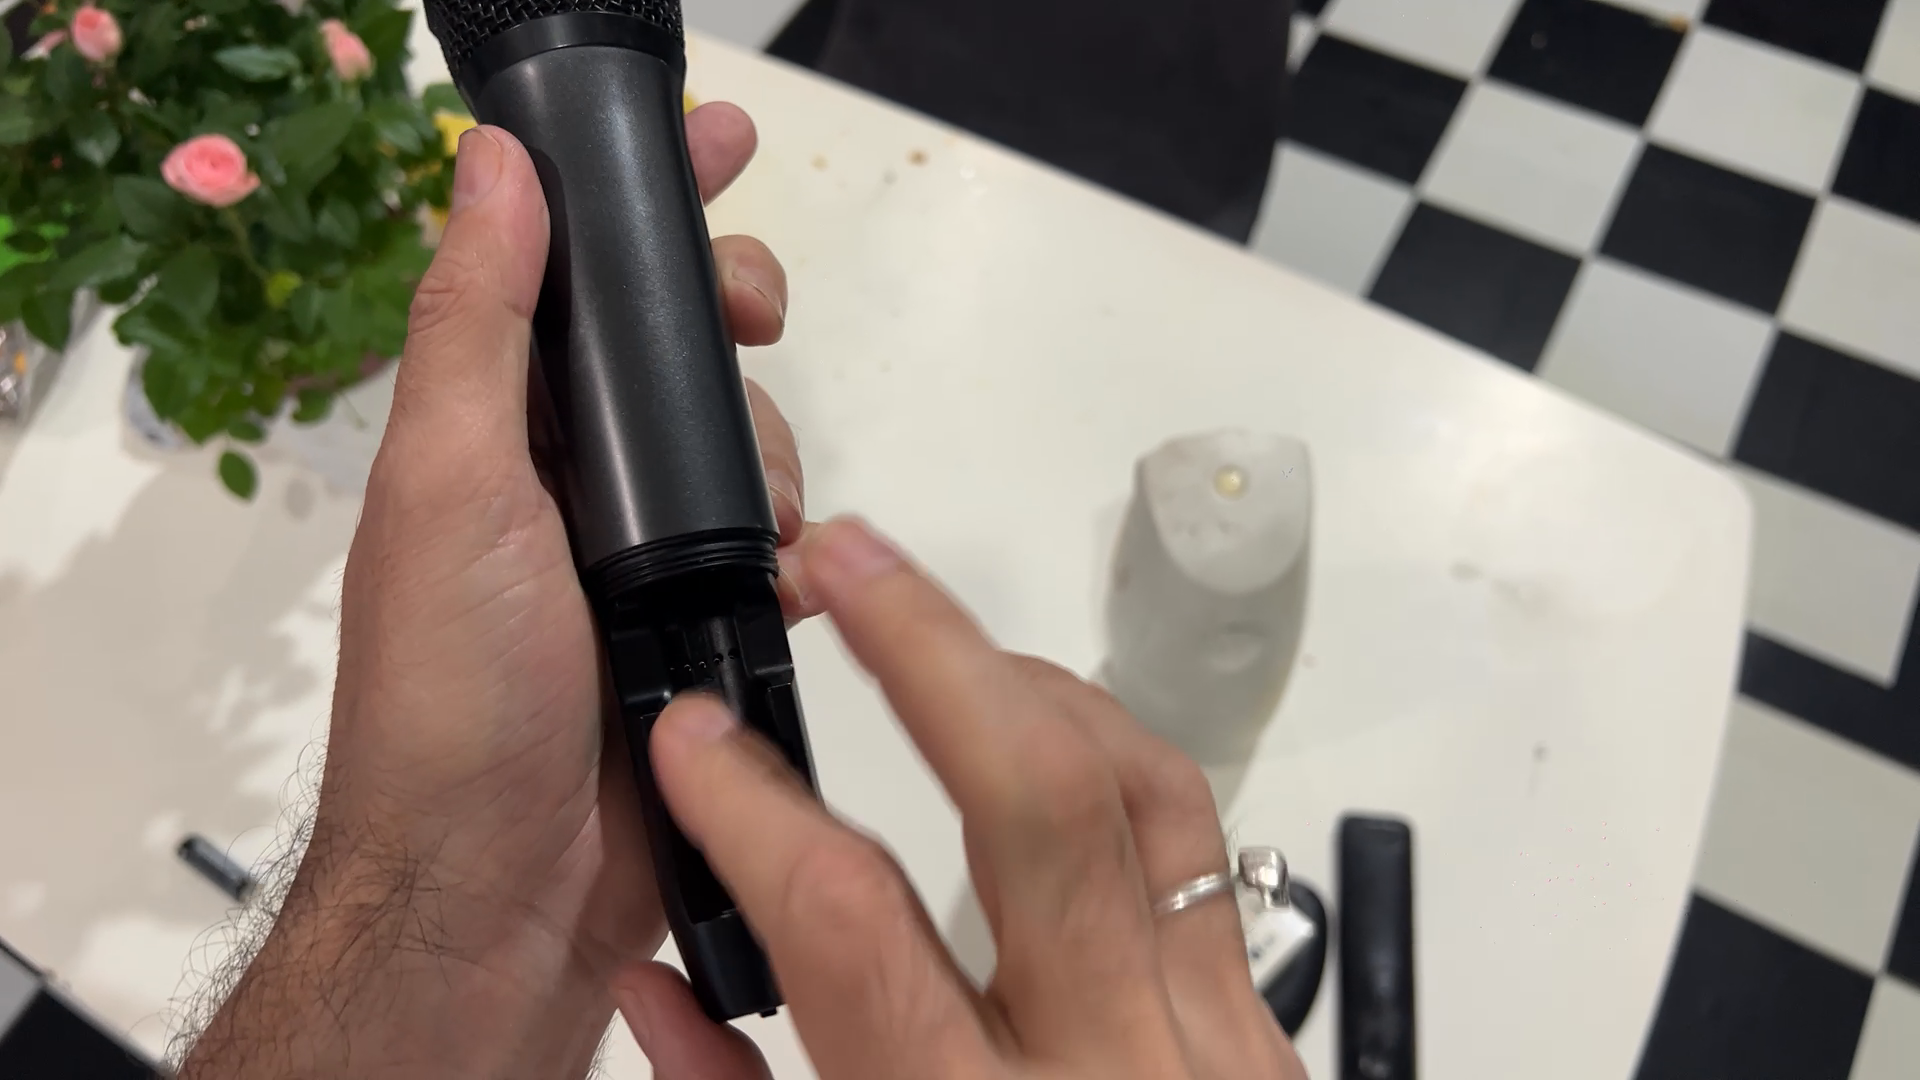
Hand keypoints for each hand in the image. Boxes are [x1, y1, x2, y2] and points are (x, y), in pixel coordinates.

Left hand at [180, 106, 814, 1077]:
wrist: (518, 875)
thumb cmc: (468, 685)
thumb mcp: (454, 490)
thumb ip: (479, 334)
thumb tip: (493, 167)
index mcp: (516, 430)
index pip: (585, 282)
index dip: (651, 207)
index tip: (724, 147)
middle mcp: (586, 479)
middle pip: (683, 359)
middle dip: (732, 324)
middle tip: (762, 324)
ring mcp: (653, 547)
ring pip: (745, 453)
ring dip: (775, 457)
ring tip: (766, 522)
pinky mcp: (706, 611)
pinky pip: (778, 548)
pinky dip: (800, 548)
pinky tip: (799, 572)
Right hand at [614, 519, 1308, 1079]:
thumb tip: (659, 978)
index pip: (856, 930)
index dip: (755, 809)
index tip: (689, 728)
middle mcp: (1123, 1060)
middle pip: (1034, 798)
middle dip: (924, 647)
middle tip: (844, 557)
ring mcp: (1215, 1021)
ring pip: (1131, 780)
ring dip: (1014, 675)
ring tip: (924, 624)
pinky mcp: (1258, 1002)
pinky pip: (1184, 817)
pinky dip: (1094, 732)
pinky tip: (1028, 711)